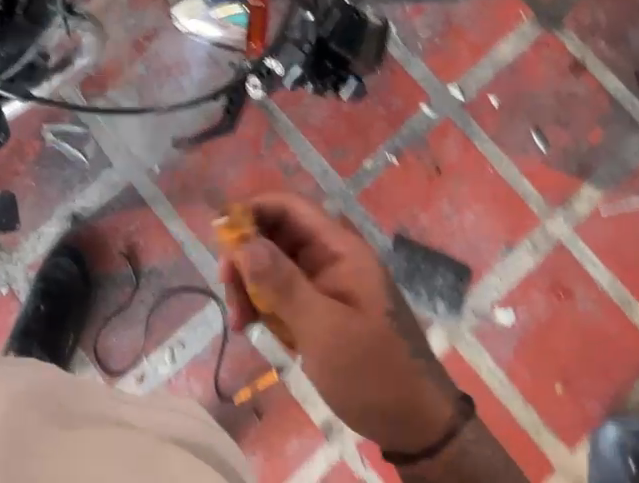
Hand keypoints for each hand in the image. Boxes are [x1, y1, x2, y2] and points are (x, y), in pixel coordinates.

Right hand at [219, 193, 460, 452]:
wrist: (418, 429)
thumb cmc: (373, 373)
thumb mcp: (323, 329)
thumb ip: (281, 282)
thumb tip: (242, 241)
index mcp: (340, 251)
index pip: (288, 208)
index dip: (251, 213)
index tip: (220, 239)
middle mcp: (332, 259)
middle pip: (275, 236)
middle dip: (245, 257)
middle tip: (228, 291)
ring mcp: (326, 286)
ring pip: (273, 266)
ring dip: (250, 286)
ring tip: (240, 321)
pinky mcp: (321, 312)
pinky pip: (282, 294)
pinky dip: (263, 306)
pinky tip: (253, 329)